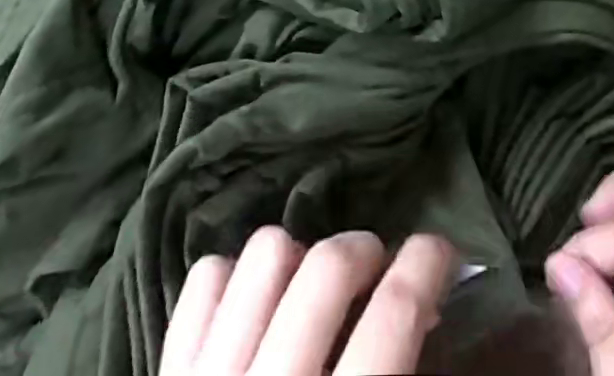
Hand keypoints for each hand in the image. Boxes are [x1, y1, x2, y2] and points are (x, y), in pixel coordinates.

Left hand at [161, 227, 455, 375]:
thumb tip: (417, 317)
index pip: (392, 317)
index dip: (426, 267)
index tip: (441, 249)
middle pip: (326, 270)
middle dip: (365, 250)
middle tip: (378, 267)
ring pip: (263, 255)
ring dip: (299, 257)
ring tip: (312, 286)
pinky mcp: (171, 371)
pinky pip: (206, 278)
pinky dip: (238, 277)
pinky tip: (258, 305)